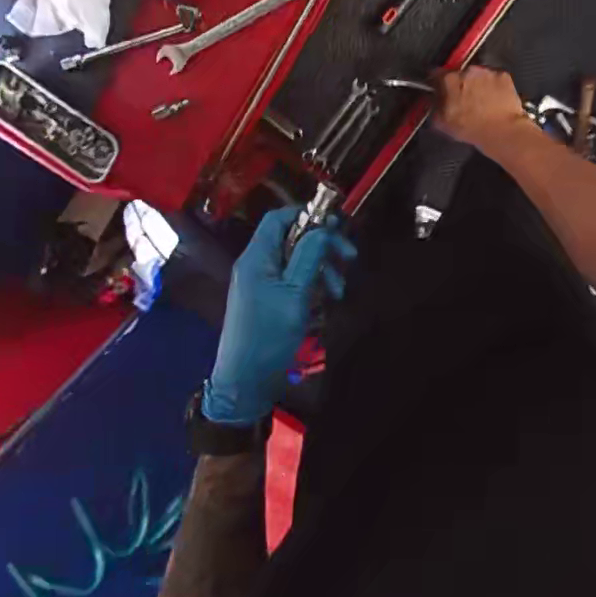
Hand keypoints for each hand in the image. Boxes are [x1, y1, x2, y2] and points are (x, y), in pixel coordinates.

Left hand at [203, 207, 356, 425]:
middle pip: (292, 238)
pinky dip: (312, 286)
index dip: (307, 214)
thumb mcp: (295, 295)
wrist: (245, 382)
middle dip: (323, 245)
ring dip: (322, 269)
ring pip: (297, 261)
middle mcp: (257, 264)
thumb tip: (323, 227)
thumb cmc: (268, 336)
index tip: (337, 225)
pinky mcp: (268, 300)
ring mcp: (261, 283)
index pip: (279, 218)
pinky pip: (293, 281)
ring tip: (339, 292)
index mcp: (257, 257)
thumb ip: (308, 257)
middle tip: (350, 258)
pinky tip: (325, 302)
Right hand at [434, 67, 534, 154]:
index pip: (437, 74)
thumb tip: (432, 103)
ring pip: (478, 75)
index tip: (440, 90)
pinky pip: (495, 79)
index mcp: (450, 80)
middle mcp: (468, 71)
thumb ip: (434, 108)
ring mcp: (487, 72)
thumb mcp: (443, 124)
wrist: (502, 131)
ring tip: (481, 104)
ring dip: (477, 85)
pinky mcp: (503, 76)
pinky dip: (494, 87)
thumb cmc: (473, 128)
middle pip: (459, 74)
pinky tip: (494, 101)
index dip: (438, 84)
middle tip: (464, 102)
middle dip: (460, 85)